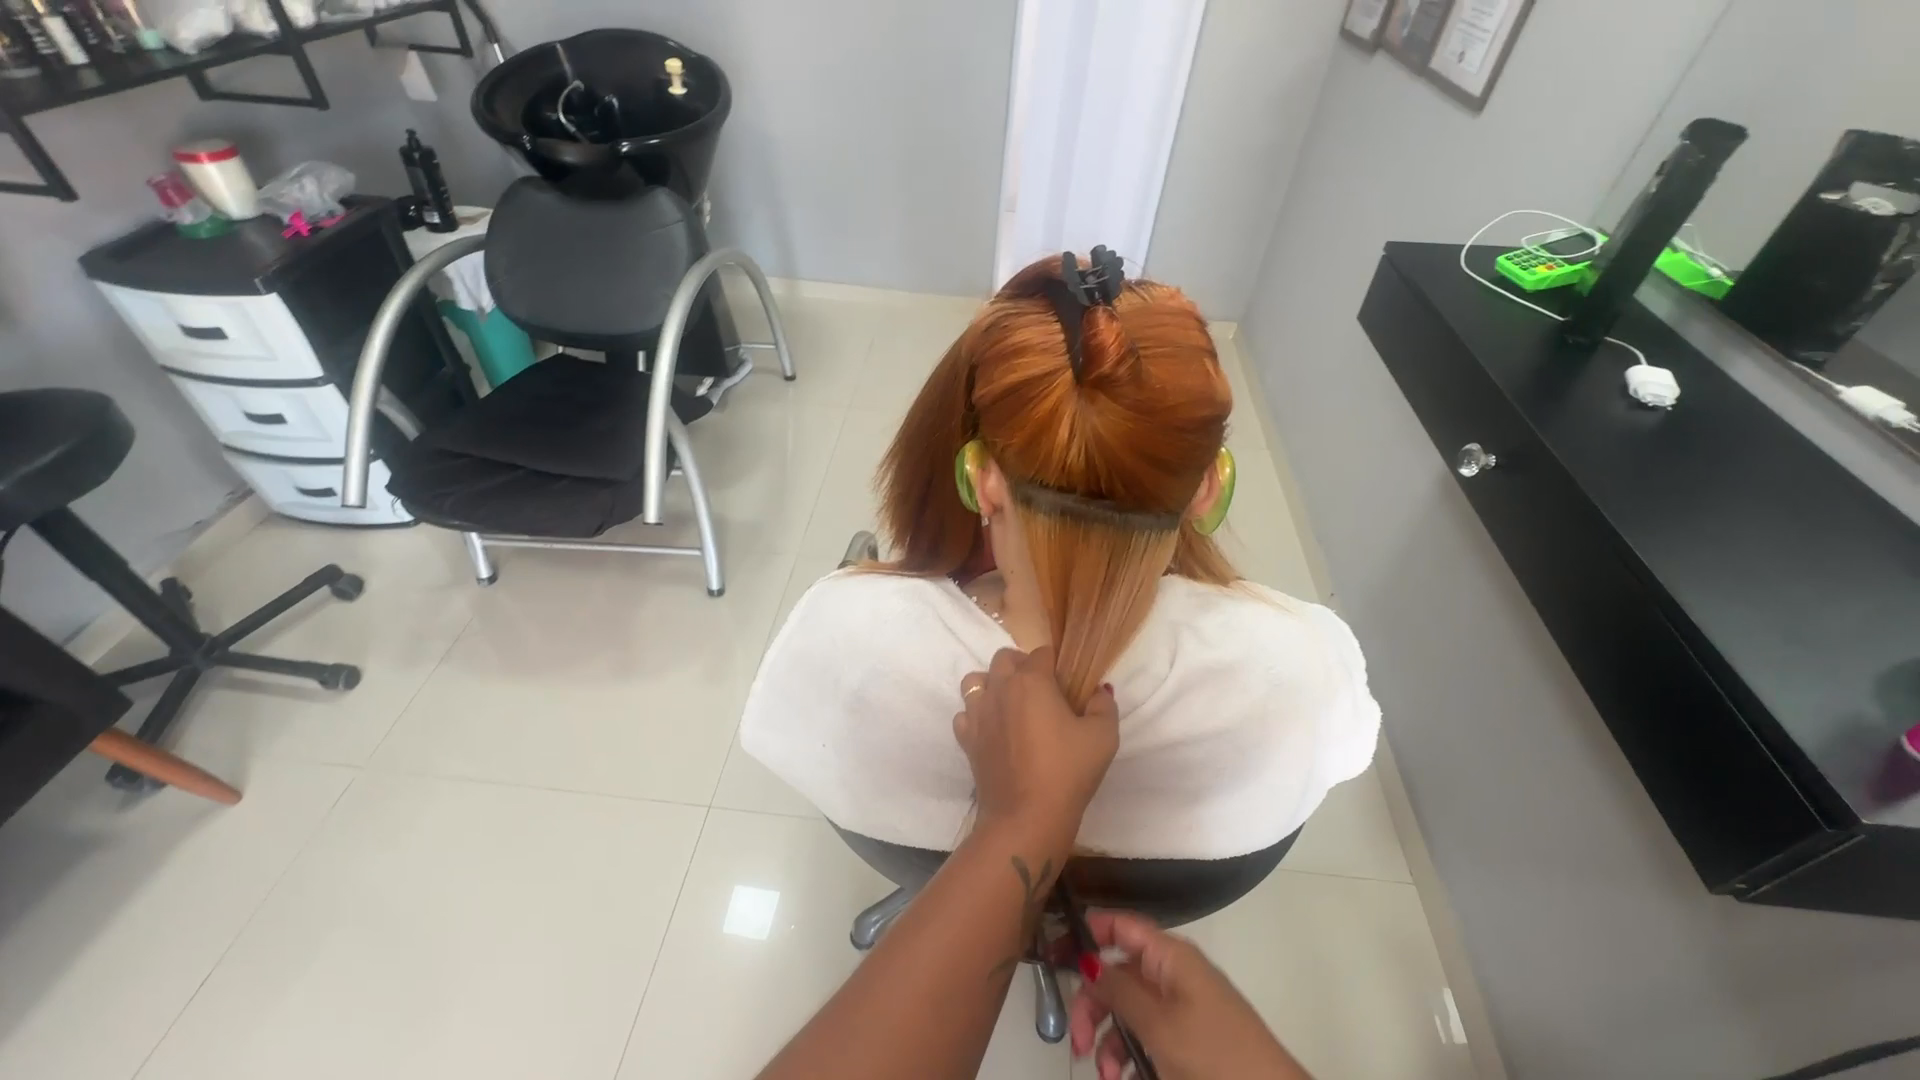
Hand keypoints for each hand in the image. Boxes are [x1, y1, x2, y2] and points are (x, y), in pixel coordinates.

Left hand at [954, 646, 1118, 850]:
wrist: (1026, 817)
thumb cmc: (1067, 772)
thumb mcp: (1103, 736)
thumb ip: (1103, 705)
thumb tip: (1098, 690)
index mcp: (1031, 681)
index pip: (1042, 653)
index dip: (1058, 662)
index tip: (1070, 681)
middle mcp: (999, 689)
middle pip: (1004, 658)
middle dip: (1022, 664)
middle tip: (1043, 688)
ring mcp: (978, 714)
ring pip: (976, 681)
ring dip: (992, 683)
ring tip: (1012, 703)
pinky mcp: (967, 740)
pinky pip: (965, 714)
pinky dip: (976, 715)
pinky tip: (994, 729)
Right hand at [1070, 912, 1308, 1079]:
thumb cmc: (1214, 1056)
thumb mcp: (1158, 1024)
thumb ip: (1118, 989)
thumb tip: (1086, 958)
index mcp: (1170, 957)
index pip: (1121, 926)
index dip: (1088, 932)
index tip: (1056, 955)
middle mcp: (1173, 975)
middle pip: (1118, 975)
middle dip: (1093, 1007)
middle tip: (1078, 1042)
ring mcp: (1182, 1009)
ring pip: (1128, 1012)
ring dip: (1109, 1041)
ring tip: (1106, 1075)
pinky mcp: (1188, 1041)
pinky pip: (1147, 1037)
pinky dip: (1129, 1056)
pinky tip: (1122, 1077)